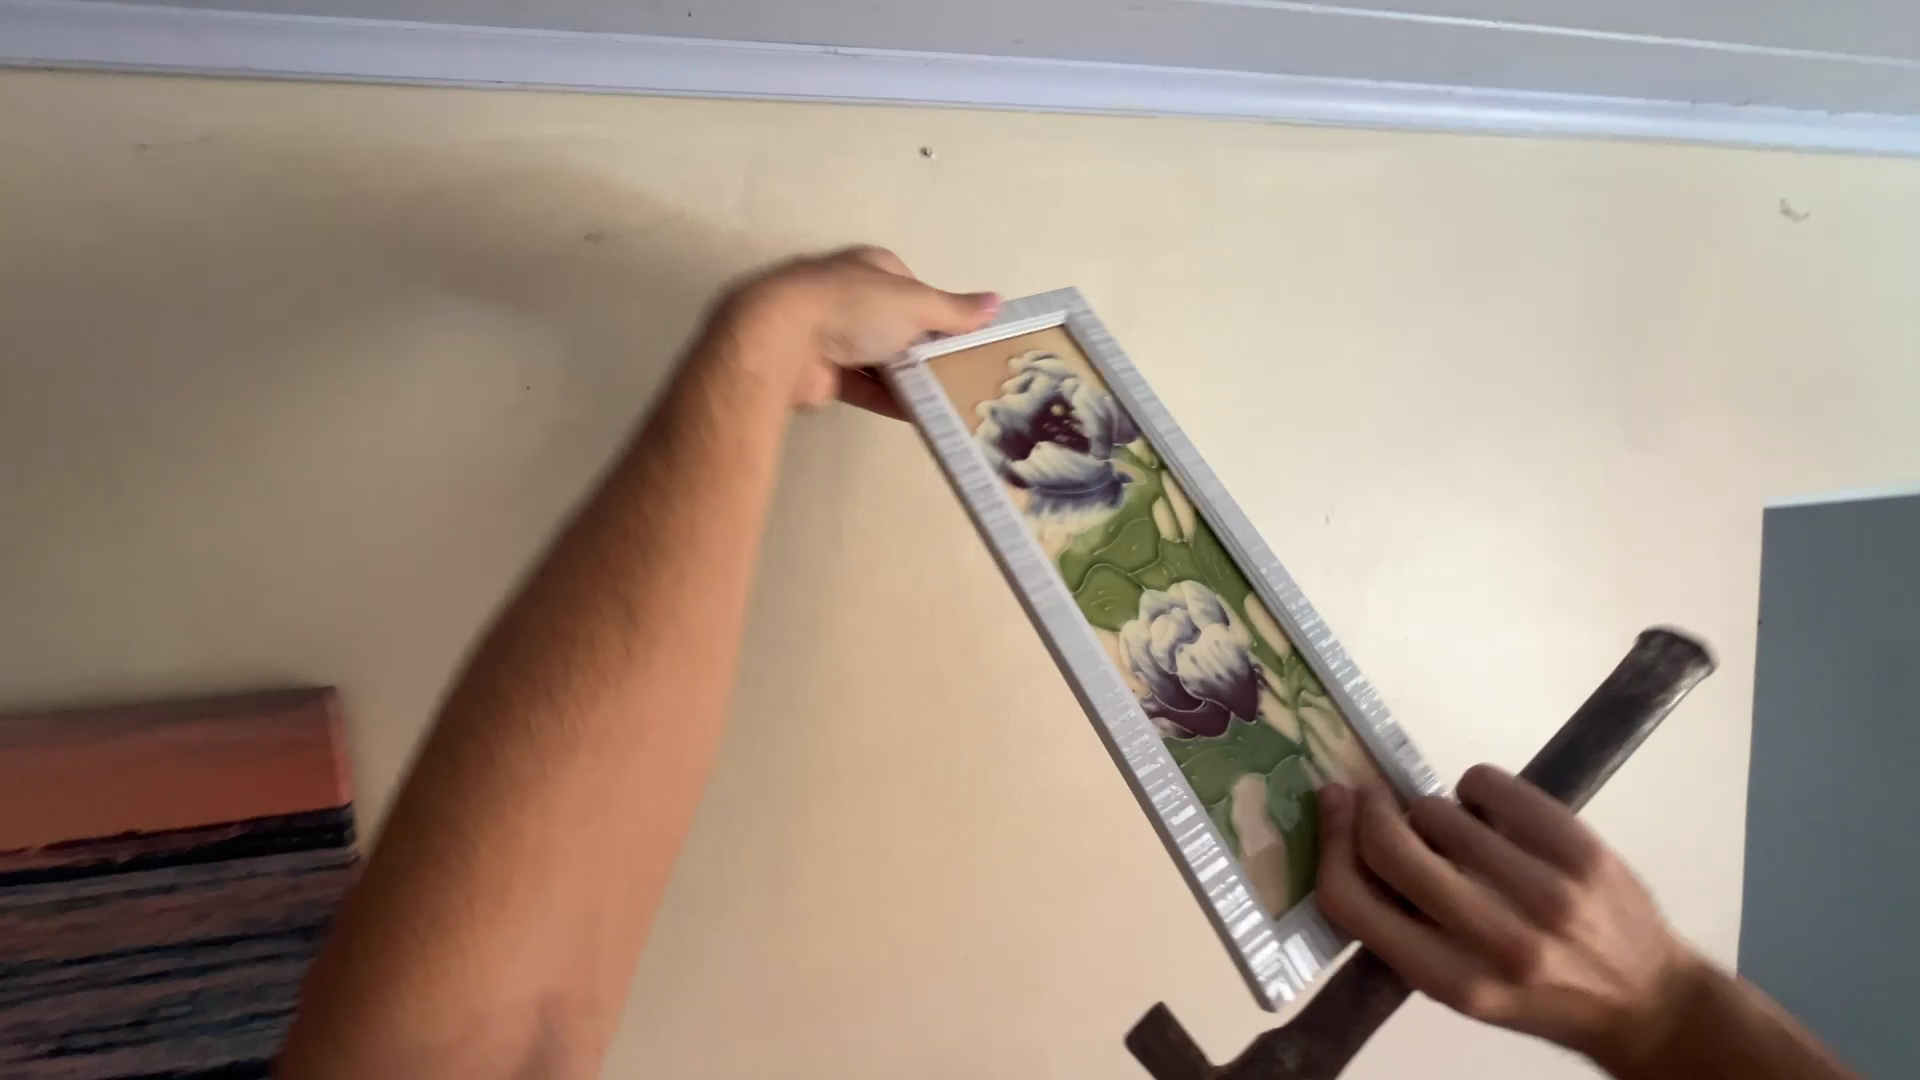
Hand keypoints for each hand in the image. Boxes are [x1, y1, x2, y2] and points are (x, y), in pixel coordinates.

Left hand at [710, 246, 998, 417]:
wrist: (782, 342)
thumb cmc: (853, 307)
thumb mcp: (914, 303)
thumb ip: (954, 310)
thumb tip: (997, 302)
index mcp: (871, 268)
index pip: (914, 288)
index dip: (940, 311)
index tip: (964, 337)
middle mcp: (852, 298)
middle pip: (900, 327)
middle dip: (927, 349)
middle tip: (962, 372)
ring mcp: (835, 337)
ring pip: (885, 361)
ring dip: (912, 378)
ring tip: (950, 399)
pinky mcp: (826, 375)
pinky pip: (868, 389)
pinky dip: (893, 401)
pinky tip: (923, 416)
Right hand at [1315, 765, 1704, 1067]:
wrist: (1654, 1007)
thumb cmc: (1532, 992)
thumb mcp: (1454, 980)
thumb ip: (1393, 917)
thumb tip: (1340, 821)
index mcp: (1452, 980)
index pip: (1350, 899)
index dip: (1330, 843)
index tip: (1333, 806)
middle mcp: (1497, 941)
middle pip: (1388, 843)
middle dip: (1369, 808)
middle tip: (1374, 799)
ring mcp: (1545, 895)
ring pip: (1435, 809)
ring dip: (1433, 812)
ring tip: (1462, 836)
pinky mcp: (1581, 852)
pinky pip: (1485, 782)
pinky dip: (1476, 788)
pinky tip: (1496, 817)